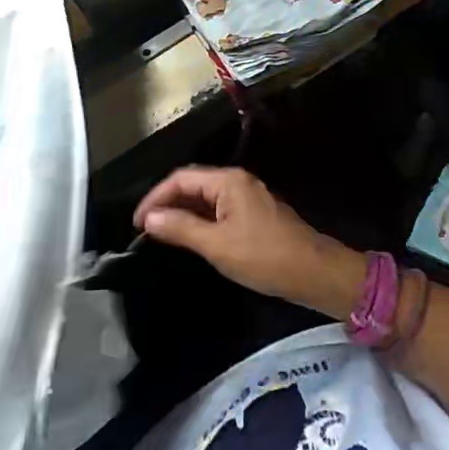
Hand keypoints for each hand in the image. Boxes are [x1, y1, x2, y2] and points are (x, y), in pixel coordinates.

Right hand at [134, 167, 366, 318]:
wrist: (312, 271)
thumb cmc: (263, 257)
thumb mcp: (216, 245)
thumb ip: (181, 228)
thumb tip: (149, 217)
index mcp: (228, 181)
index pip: (181, 178)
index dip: (155, 197)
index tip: (136, 223)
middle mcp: (238, 182)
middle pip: (193, 184)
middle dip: (167, 202)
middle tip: (145, 229)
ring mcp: (248, 197)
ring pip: (206, 197)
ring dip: (183, 212)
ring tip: (161, 234)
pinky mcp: (254, 214)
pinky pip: (219, 209)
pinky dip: (200, 219)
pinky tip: (191, 237)